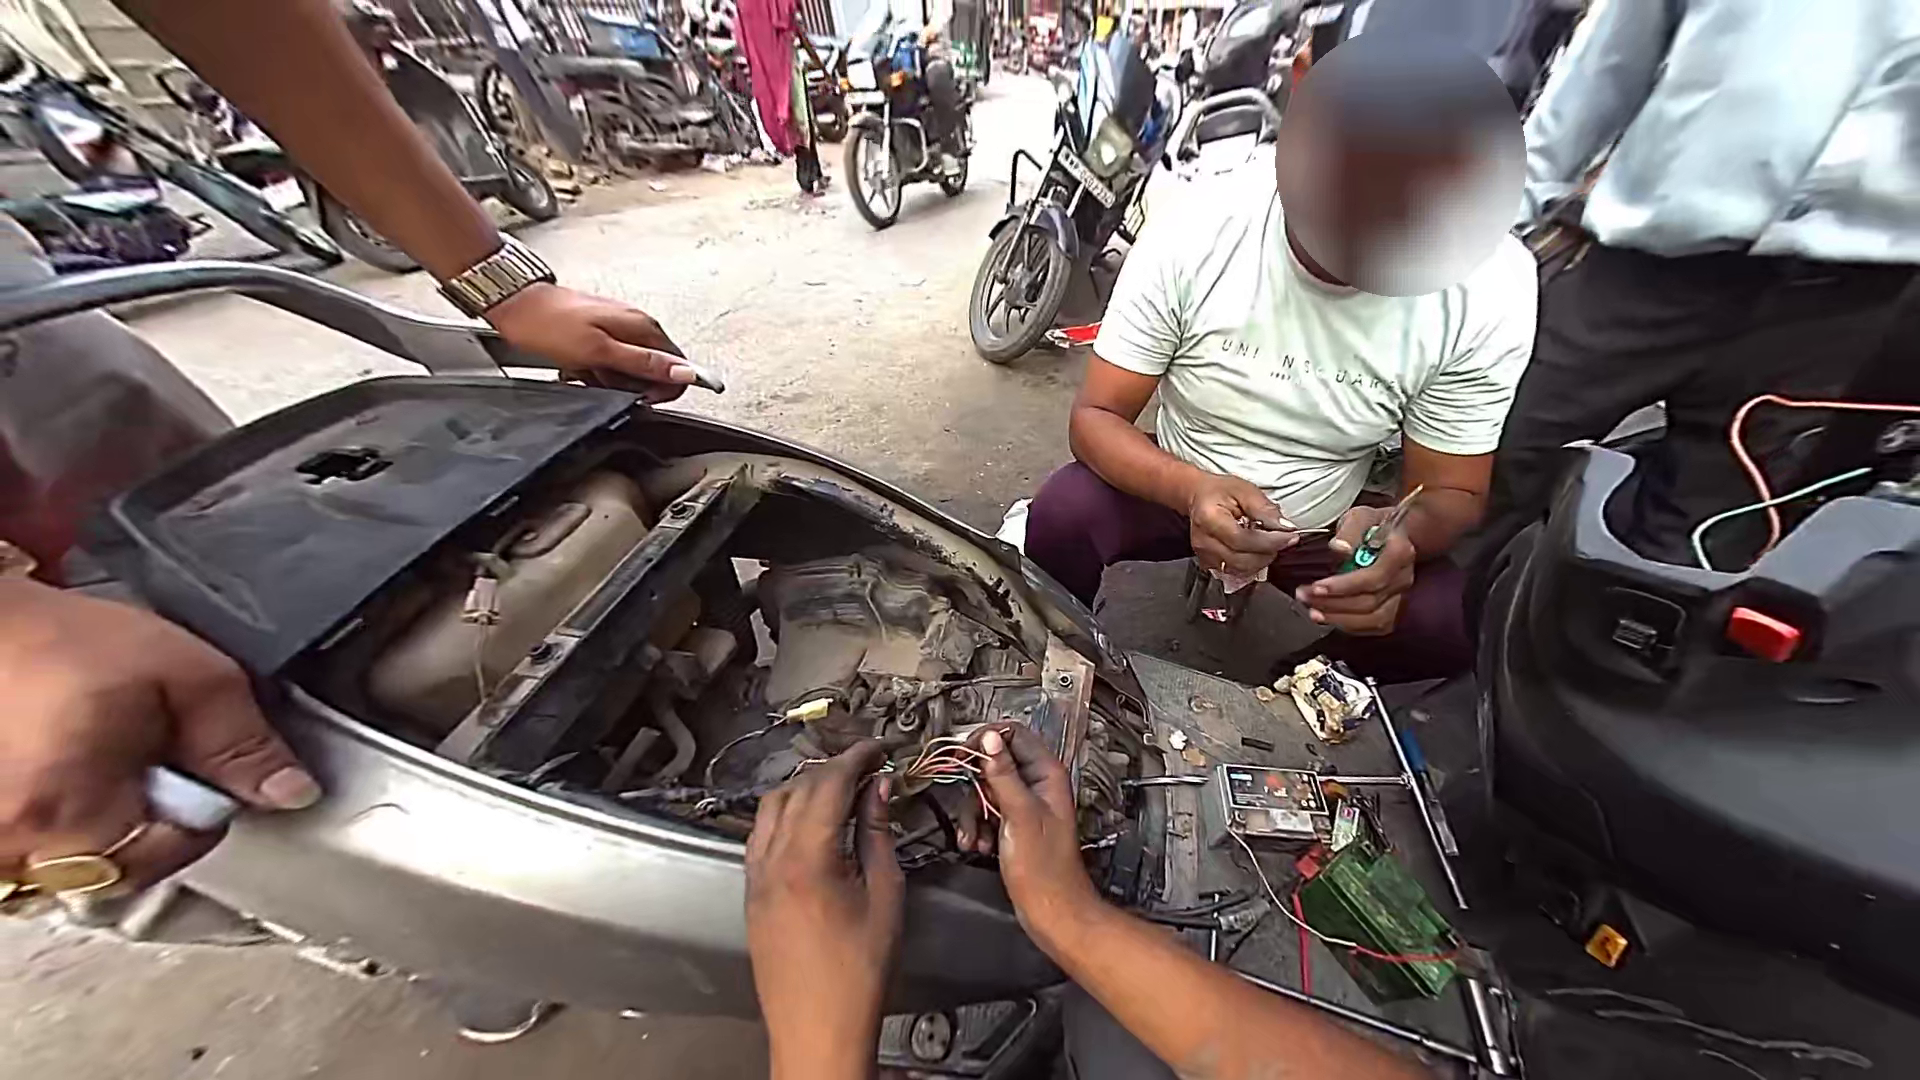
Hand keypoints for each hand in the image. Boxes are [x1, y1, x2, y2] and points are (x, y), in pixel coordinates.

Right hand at [0, 581, 318, 894]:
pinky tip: (90, 771)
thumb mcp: (199, 684)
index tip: (222, 783)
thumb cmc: (76, 646)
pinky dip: (75, 820)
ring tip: (125, 763)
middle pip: (112, 870)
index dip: (209, 821)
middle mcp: (0, 843)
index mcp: (63, 811)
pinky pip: (33, 848)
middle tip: (172, 768)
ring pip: (70, 865)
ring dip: (116, 826)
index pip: (159, 860)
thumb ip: (245, 745)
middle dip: (161, 826)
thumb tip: (292, 793)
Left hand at [483, 283, 701, 403]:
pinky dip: (601, 371)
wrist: (511, 303)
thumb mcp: (601, 351)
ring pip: (634, 369)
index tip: (641, 395)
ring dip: (614, 379)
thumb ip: (646, 364)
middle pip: (657, 370)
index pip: (681, 367)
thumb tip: (686, 374)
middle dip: (634, 385)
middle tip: (606, 380)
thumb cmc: (547, 324)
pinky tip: (582, 368)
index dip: (664, 388)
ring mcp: (620, 327)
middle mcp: (637, 325)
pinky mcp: (603, 332)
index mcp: (644, 328)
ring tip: (588, 372)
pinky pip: (615, 362)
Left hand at [746, 742, 902, 1076]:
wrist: (817, 1033)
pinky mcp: (751, 892)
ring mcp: (755, 876)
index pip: (829, 784)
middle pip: (800, 788)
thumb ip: (877, 832)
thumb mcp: (884, 895)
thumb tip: (879, 787)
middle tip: (869, 765)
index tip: (879, 748)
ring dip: (807, 785)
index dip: (856, 758)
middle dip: (836, 767)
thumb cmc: (860, 970)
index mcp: (807, 859)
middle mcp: (772, 860)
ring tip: (842, 786)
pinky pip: (761, 833)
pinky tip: (810, 819)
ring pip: (773, 804)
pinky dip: (785, 811)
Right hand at [974, 726, 1101, 953]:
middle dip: (976, 784)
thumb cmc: (1045, 868)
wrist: (1051, 913)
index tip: (964, 755)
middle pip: (994, 761)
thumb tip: (990, 738)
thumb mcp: (1019, 814)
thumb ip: (1003, 774)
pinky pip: (985, 809)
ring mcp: (1023, 802)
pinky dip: (976, 825)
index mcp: (1046, 772)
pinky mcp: (1012, 820)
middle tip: (967, 800)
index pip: (1013, 734)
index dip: (986, 740)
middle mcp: (1035, 782)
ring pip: (985, 787)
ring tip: (973, 836)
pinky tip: (977, 844)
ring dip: (973, 811)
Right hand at [1183, 472, 1299, 577]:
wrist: (1199, 497)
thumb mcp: (1246, 491)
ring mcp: (1203, 554)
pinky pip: (1234, 571)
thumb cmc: (1220, 492)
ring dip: (1260, 560)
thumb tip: (1285, 528)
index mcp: (1209, 519)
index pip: (1243, 540)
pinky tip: (1253, 550)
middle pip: (1242, 560)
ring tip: (1265, 543)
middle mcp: (1203, 541)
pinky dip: (1250, 564)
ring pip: (1240, 569)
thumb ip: (1265, 509)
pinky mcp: (1207, 563)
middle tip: (1280, 539)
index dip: (1271, 542)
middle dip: (1268, 552)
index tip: (1290, 536)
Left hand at [1295, 504, 1416, 634]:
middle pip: (1371, 601)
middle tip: (1303, 596)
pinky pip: (1375, 625)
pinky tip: (1327, 618)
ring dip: (1340, 618)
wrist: (1392, 534)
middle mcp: (1403, 578)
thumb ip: (1349, 531)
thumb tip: (1339, 548)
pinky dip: (1350, 625)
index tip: (1316, 586)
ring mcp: (1401, 595)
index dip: (1344, 586)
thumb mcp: (1359, 517)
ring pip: (1375, 619)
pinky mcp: (1394, 607)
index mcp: (1399, 554)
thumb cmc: (1372, 524)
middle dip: (1333, 603)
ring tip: (1312, 611)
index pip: (1374, 577)